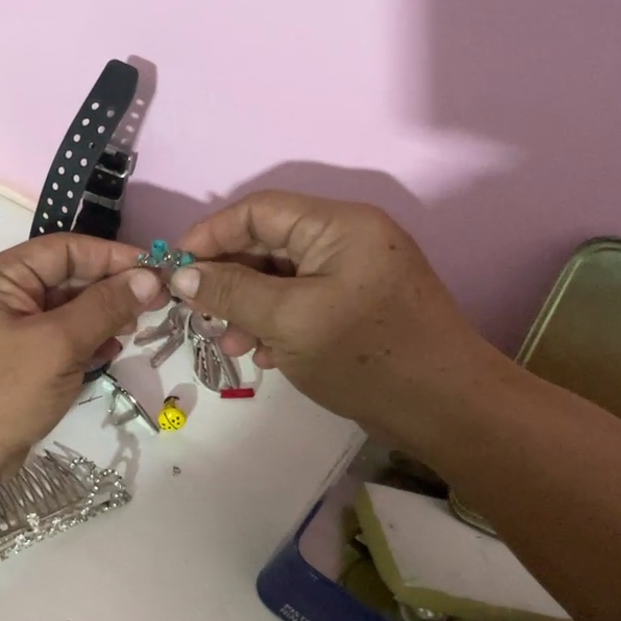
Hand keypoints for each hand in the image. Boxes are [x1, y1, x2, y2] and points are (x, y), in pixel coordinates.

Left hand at [0, 234, 165, 471]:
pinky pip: (59, 337)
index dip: (112, 255)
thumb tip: (149, 276)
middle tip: (155, 303)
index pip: (64, 249)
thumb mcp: (59, 344)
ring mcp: (8, 328)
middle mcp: (0, 295)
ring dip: (102, 316)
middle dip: (110, 288)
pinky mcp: (18, 358)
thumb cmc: (6, 392)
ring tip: (135, 329)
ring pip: (67, 308)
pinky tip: (111, 351)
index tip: (156, 269)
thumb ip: (105, 306)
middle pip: (66, 276)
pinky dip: (87, 340)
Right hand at [171, 191, 504, 445]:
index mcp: (338, 226)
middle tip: (197, 314)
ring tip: (230, 346)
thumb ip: (231, 292)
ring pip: (279, 278)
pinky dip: (274, 323)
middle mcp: (347, 239)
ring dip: (247, 308)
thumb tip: (181, 274)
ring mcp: (353, 274)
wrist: (446, 409)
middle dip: (227, 279)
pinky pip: (300, 301)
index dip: (210, 234)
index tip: (174, 268)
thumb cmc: (366, 356)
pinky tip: (264, 356)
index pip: (258, 210)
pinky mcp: (356, 306)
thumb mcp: (289, 321)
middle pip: (266, 244)